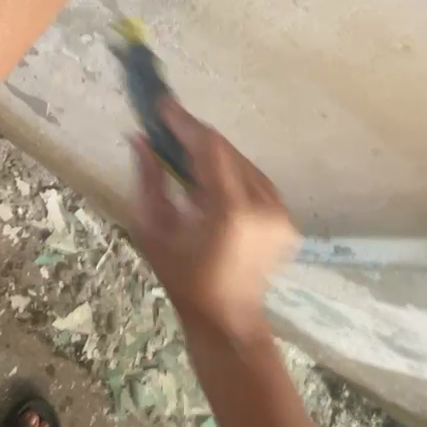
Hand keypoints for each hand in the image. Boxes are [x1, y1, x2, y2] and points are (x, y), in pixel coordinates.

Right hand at [127, 101, 301, 345]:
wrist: (229, 321)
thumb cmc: (184, 279)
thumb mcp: (155, 230)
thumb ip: (148, 180)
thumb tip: (140, 138)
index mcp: (231, 211)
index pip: (209, 148)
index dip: (184, 123)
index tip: (162, 104)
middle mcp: (264, 205)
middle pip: (226, 150)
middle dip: (195, 135)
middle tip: (166, 125)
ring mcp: (280, 212)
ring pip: (241, 161)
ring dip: (212, 152)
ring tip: (184, 154)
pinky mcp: (286, 218)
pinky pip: (253, 178)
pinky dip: (228, 171)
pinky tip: (208, 180)